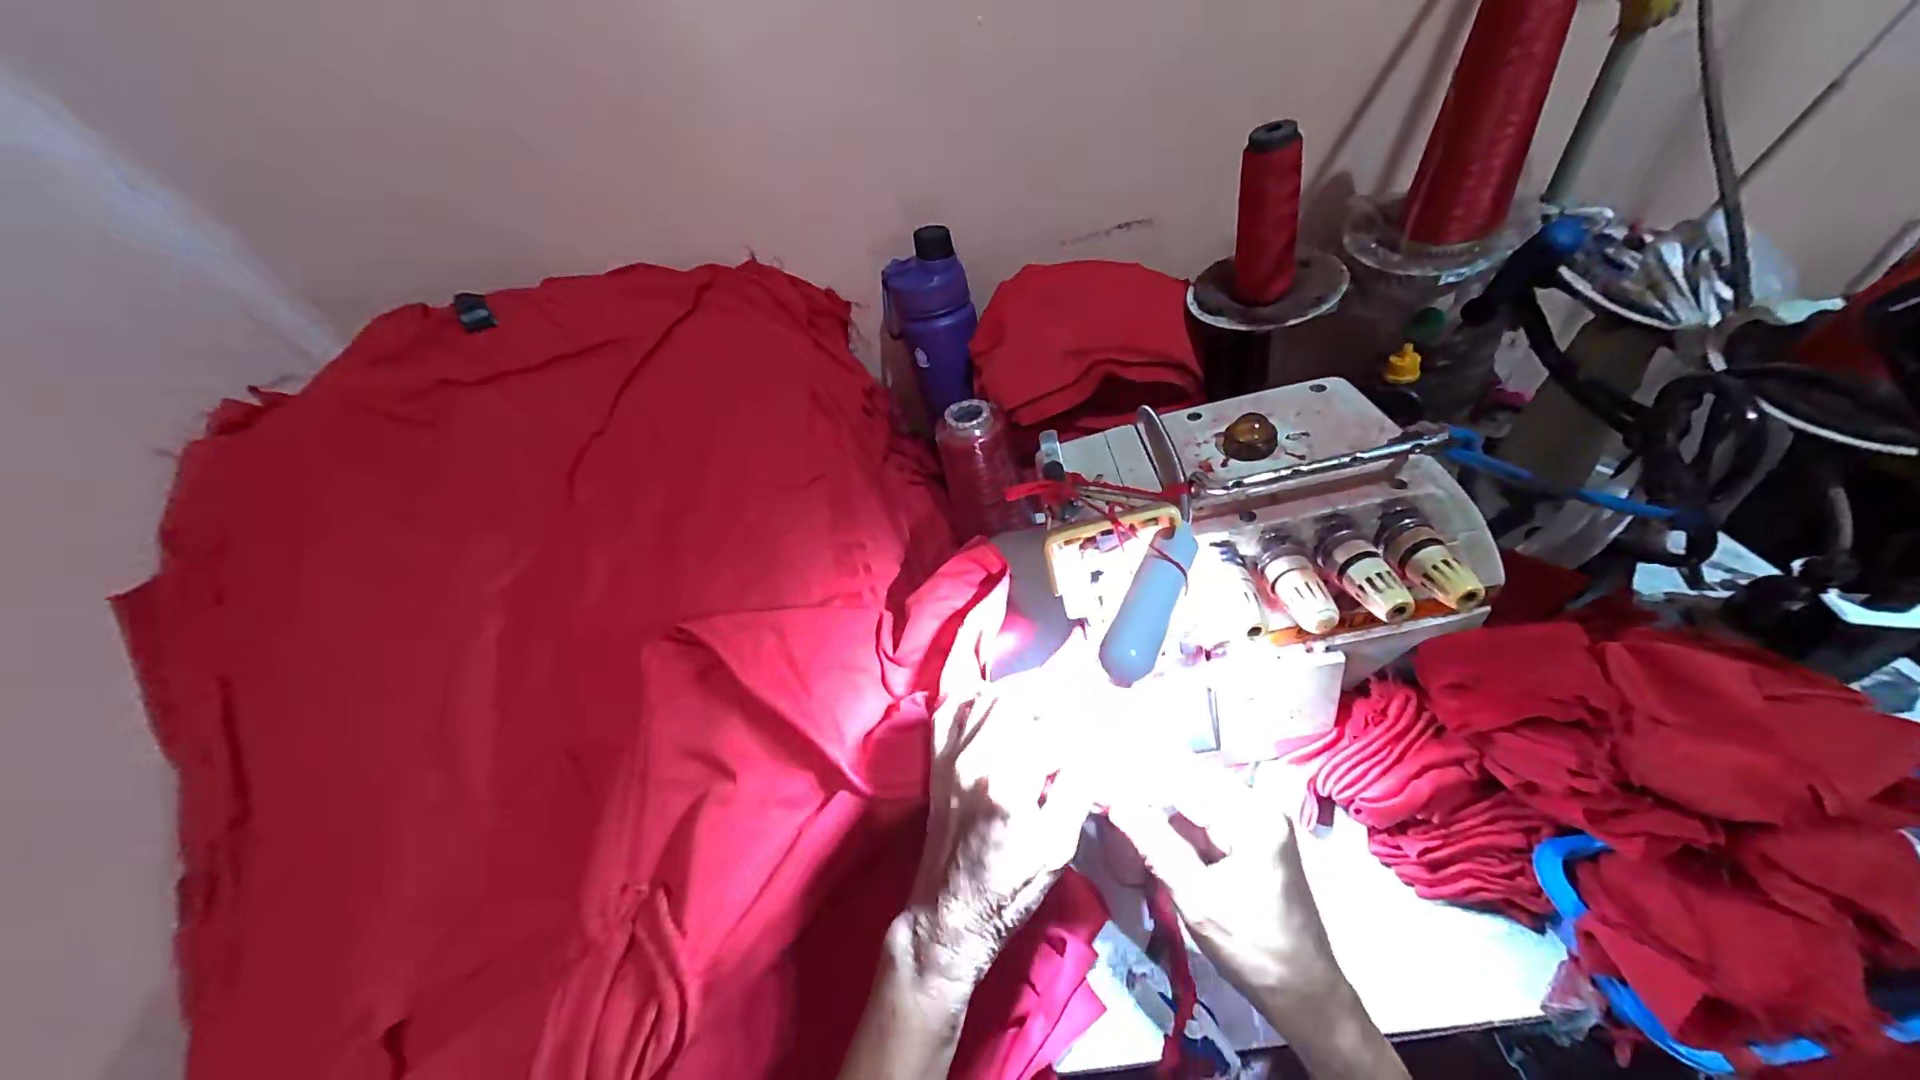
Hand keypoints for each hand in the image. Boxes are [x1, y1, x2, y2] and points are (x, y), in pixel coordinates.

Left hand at [905, 688, 1092, 997]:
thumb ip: (1077, 789)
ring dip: (1024, 686)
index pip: (1056, 730)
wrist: (949, 909)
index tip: (1112, 707)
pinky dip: (971, 683)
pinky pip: (949, 703)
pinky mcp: (937, 755)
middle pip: (1020, 699)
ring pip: (989, 694)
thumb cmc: (1009, 887)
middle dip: (1059, 689)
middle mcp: (975, 757)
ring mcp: (951, 752)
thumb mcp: (1058, 848)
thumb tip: (1093, 745)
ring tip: (1052, 688)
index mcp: (1008, 784)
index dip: (1088, 717)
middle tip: (1086, 686)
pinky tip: (991, 677)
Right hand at [1107, 767, 1409, 1079]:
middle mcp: (1256, 806)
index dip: (1139, 779)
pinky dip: (1171, 821)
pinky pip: (1200, 816)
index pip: (1184, 780)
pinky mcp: (1246, 837)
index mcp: (1252, 816)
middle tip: (1103, 791)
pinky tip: (1144, 824)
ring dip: (1155, 802)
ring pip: (1191, 797)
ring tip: (1116, 804)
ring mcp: (1253, 820)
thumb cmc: (1253, 950)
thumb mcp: (1196, 899)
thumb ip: (1155, 845)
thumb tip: (1115, 803)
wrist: (1304, 995)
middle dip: (1145, 786)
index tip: (1100, 781)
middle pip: (1188, 781)